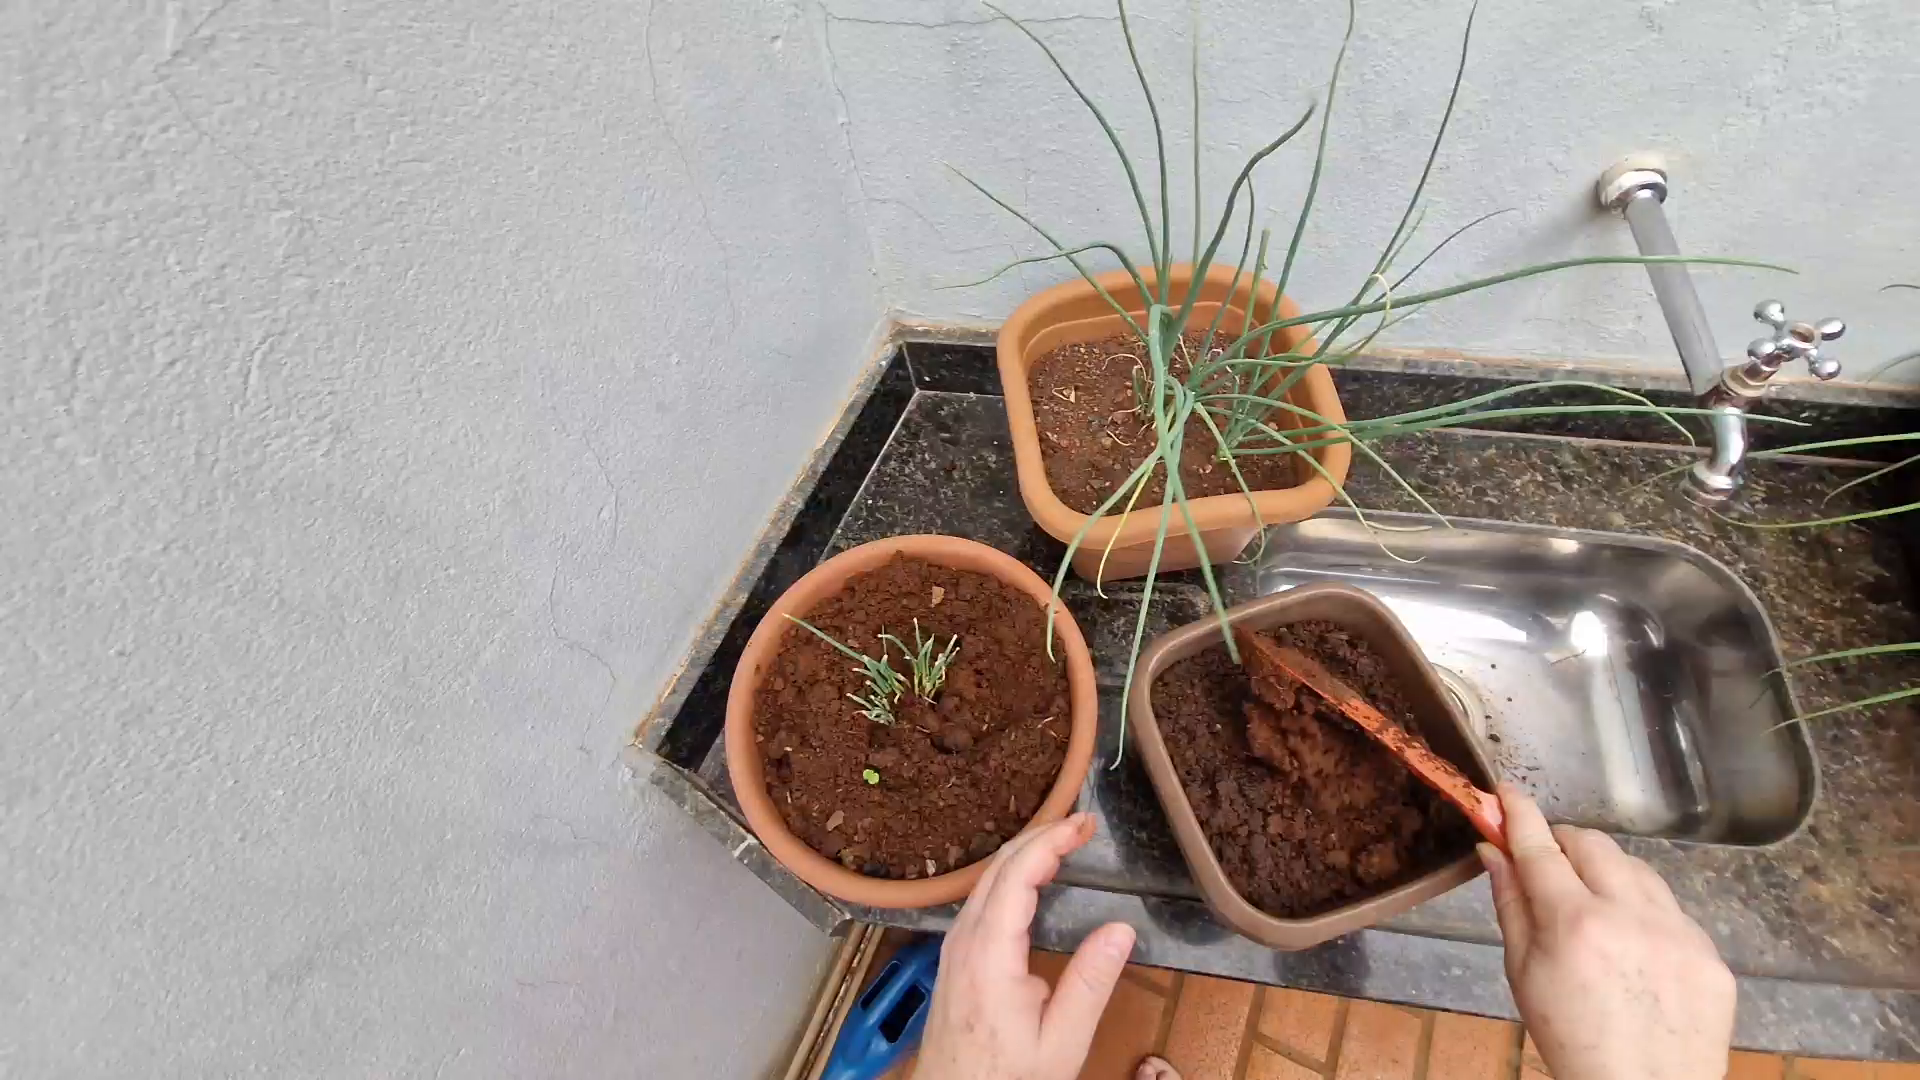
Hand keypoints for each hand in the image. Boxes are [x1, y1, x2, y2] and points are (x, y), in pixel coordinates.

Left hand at [914, 813, 1137, 1079]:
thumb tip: (1122, 928)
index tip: (1084, 823)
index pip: (1018, 872)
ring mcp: (955, 942)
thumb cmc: (1008, 1079)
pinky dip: (1012, 872)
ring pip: (988, 876)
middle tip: (1083, 824)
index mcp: (990, 950)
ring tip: (1066, 841)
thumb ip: (1090, 984)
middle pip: (1000, 864)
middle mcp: (965, 935)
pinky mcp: (955, 952)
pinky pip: (982, 894)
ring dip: (1026, 850)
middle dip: (1042, 835)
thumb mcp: (1061, 1043)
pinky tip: (1033, 876)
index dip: (1051, 839)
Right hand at [1480, 784, 1734, 1079]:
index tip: (1505, 790)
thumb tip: (1491, 848)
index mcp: (1575, 923)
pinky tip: (1629, 938)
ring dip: (1603, 869)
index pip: (1540, 846)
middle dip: (1563, 842)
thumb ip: (1509, 900)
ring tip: (1590, 901)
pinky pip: (1669, 906)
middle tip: (1545, 861)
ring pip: (1635, 868)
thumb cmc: (1565, 1031)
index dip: (1519, 813)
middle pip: (1593, 844)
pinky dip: (1640, 905)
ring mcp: (1681, 937)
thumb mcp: (1520, 966)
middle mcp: (1631, 918)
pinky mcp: (1713, 957)